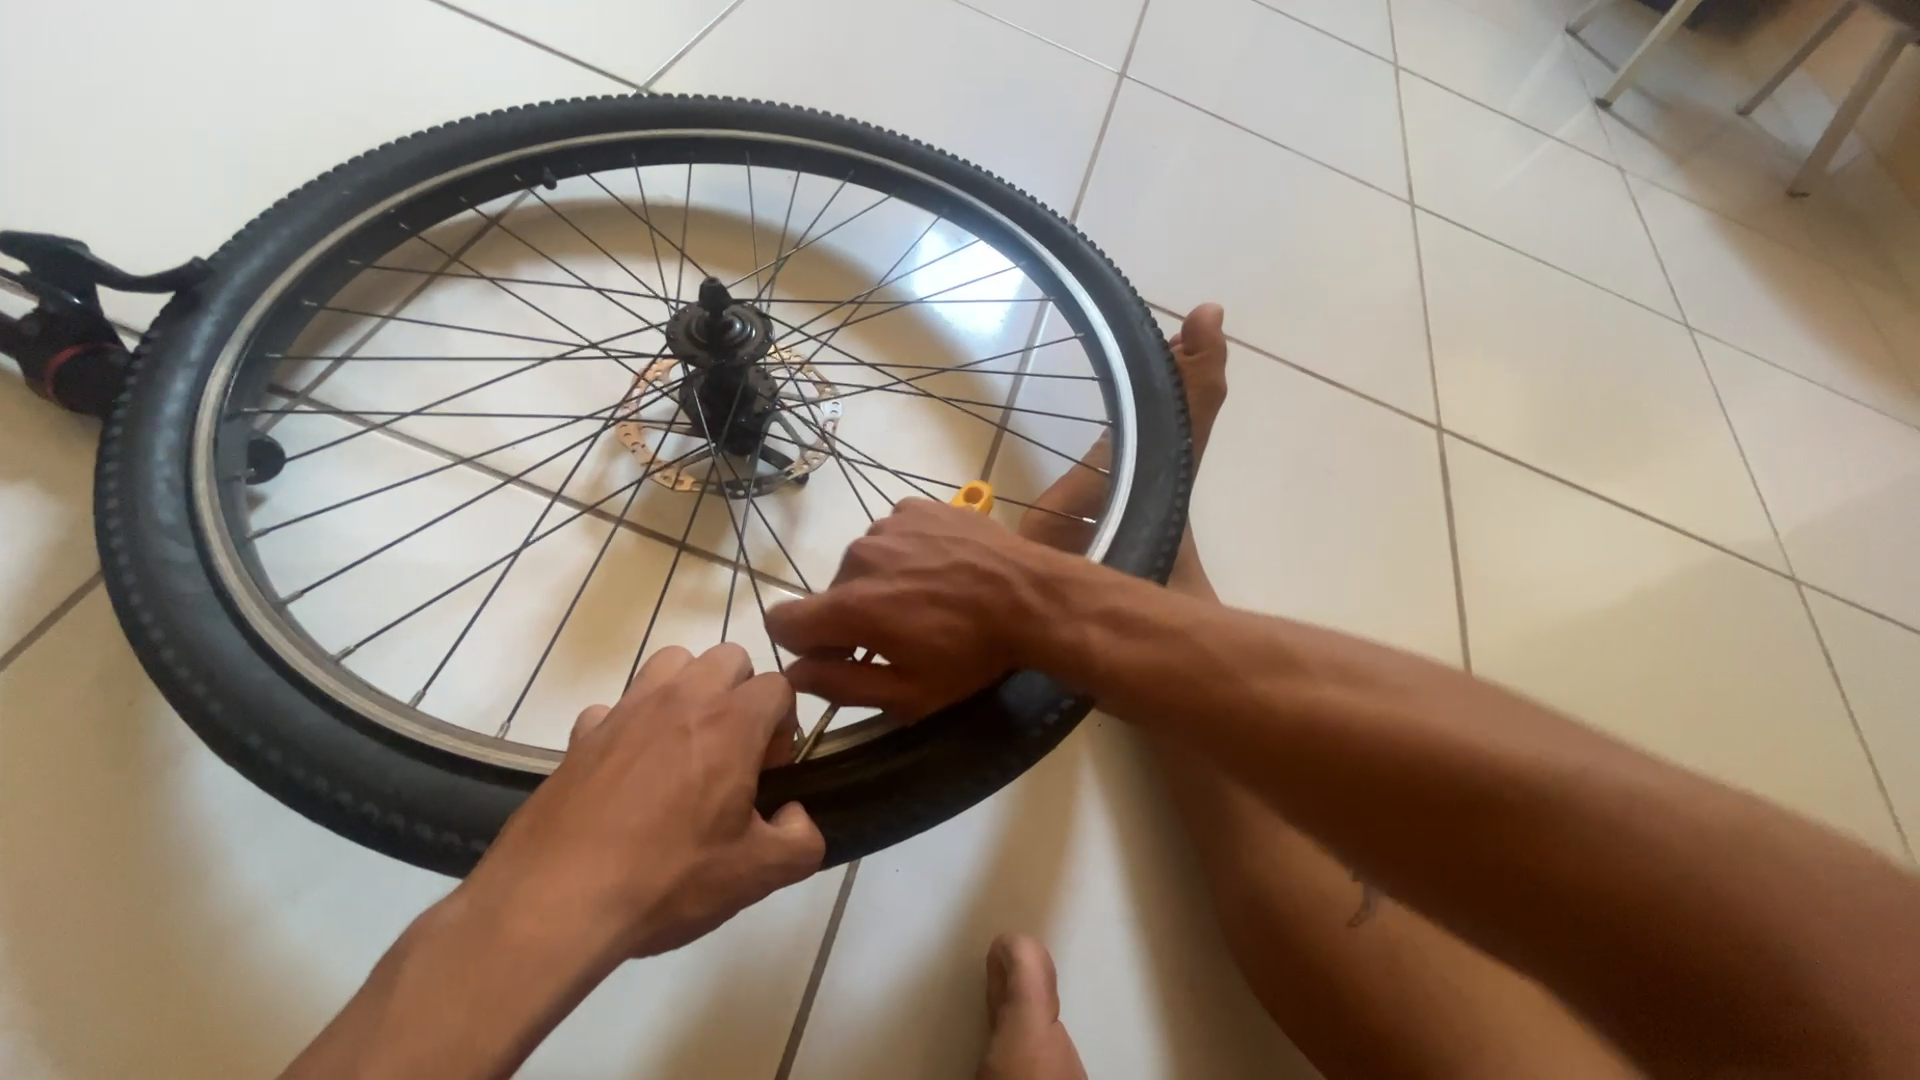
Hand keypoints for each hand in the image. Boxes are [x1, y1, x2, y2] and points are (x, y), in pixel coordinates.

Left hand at [456, 644, 824, 963]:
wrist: (552, 903)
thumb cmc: (666, 880)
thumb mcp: (756, 874)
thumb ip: (802, 841)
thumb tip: (797, 816)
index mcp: (730, 723)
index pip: (779, 685)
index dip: (785, 726)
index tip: (770, 773)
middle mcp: (680, 700)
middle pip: (728, 658)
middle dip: (743, 695)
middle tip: (734, 754)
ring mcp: (625, 711)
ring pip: (672, 663)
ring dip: (690, 692)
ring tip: (685, 750)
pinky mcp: (580, 735)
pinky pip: (616, 706)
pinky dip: (631, 725)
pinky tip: (627, 774)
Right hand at [765, 498, 1073, 719]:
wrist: (1034, 597)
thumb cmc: (972, 654)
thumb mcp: (910, 693)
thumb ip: (842, 685)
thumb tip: (796, 673)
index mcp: (850, 606)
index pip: (782, 620)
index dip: (803, 643)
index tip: (838, 654)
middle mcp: (858, 558)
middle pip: (832, 594)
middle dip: (855, 617)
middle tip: (904, 633)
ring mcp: (888, 525)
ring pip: (863, 563)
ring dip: (882, 582)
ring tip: (930, 597)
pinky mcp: (917, 507)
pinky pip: (893, 535)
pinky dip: (906, 553)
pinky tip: (941, 568)